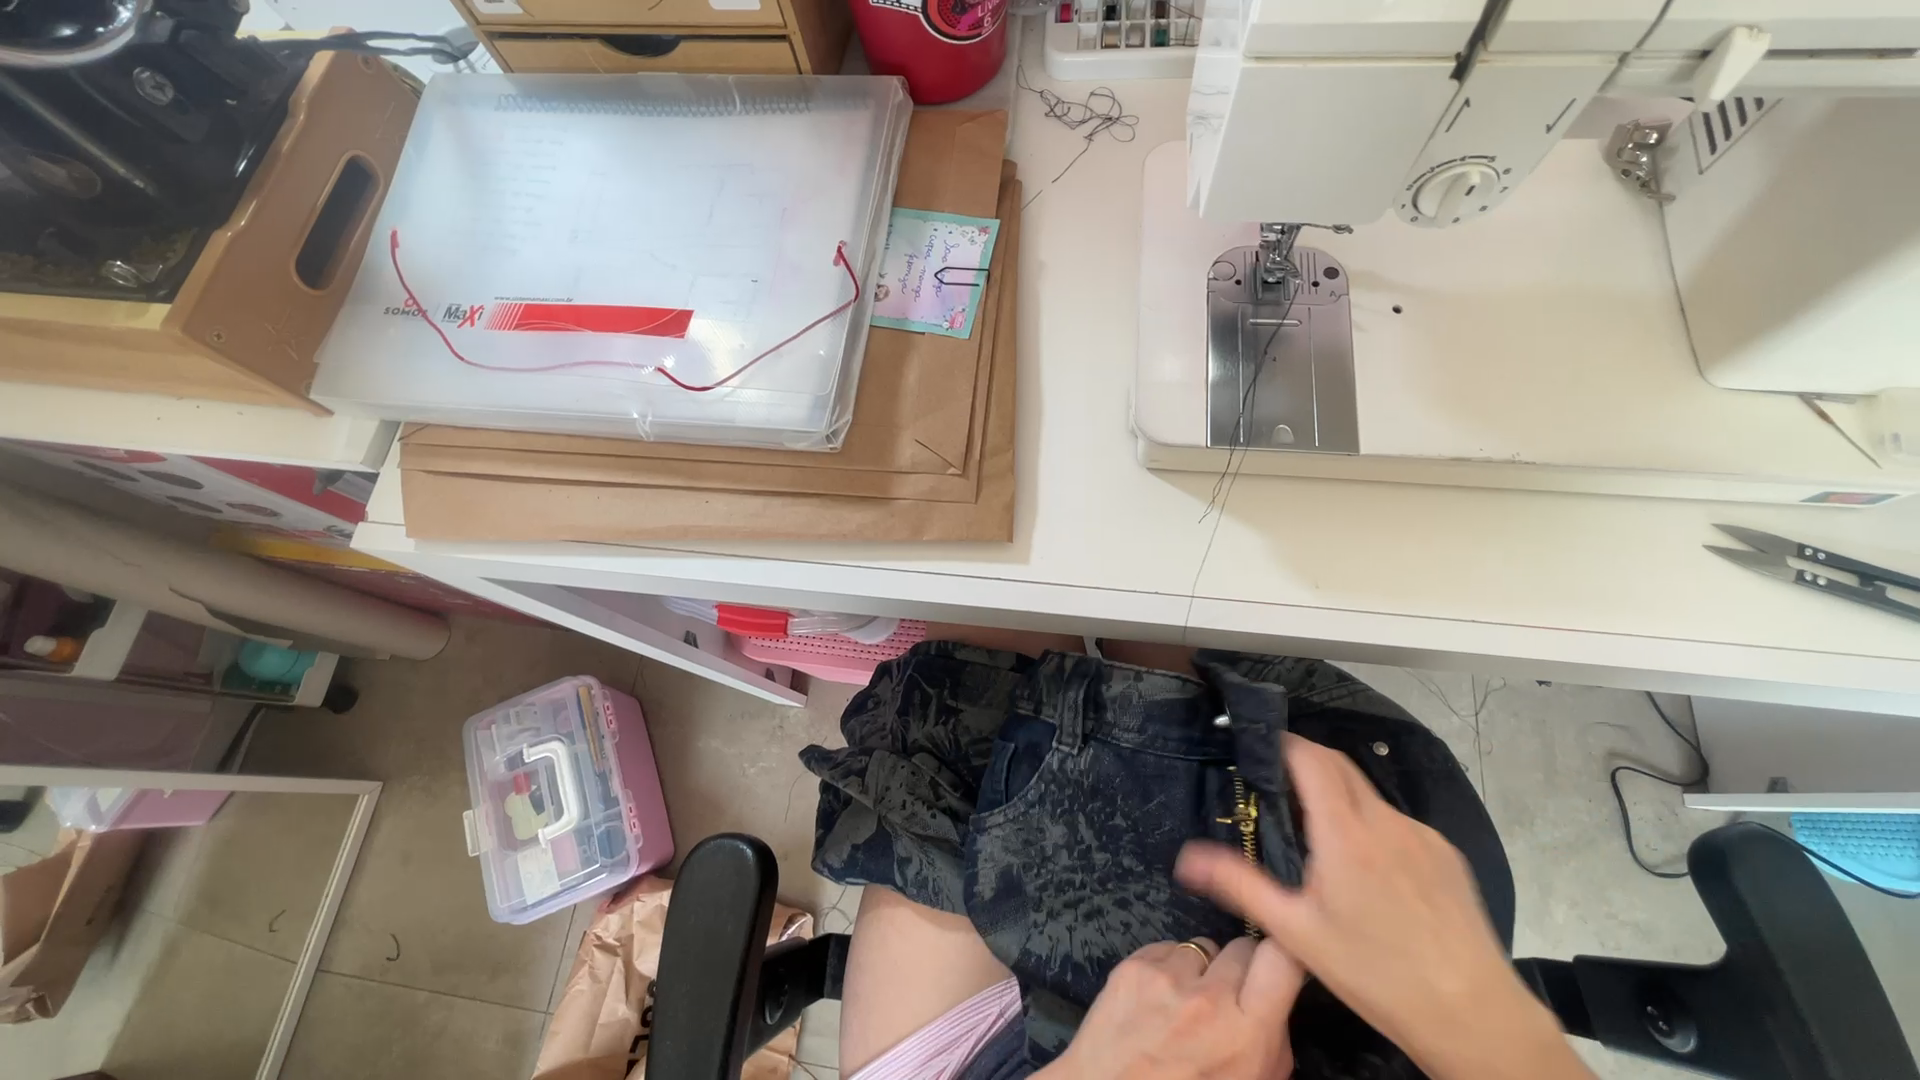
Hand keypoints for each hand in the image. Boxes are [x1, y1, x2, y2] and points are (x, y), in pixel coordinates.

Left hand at [1038, 935, 1306, 1079]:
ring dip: (1201, 970)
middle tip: (1229, 995)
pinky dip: (1166, 968)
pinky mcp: (1132, 965)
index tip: (1282, 962)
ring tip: (1184, 1003)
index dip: (1286, 953)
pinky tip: (1156, 1000)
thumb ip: (1271, 1042)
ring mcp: (1167, 976)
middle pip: (1242, 946)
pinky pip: (1166, 949)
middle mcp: (1210, 995)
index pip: (1283, 957)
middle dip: (1241, 967)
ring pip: (1201, 947)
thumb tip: (1274, 1003)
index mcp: (1248, 1032)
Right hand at [1175, 736, 1594, 1079]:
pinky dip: (1369, 826)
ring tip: (1314, 839)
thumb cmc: (1376, 974)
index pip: (1311, 757)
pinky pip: (1396, 823)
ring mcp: (1422, 835)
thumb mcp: (1296, 933)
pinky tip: (1365, 872)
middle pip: (1338, 765)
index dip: (1281, 743)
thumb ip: (1239, 885)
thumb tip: (1186, 857)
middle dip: (1303, 763)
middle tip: (1271, 786)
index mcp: (1346, 832)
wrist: (1475, 1016)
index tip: (1254, 749)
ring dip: (1336, 798)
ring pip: (1368, 796)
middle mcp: (1386, 821)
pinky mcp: (1446, 855)